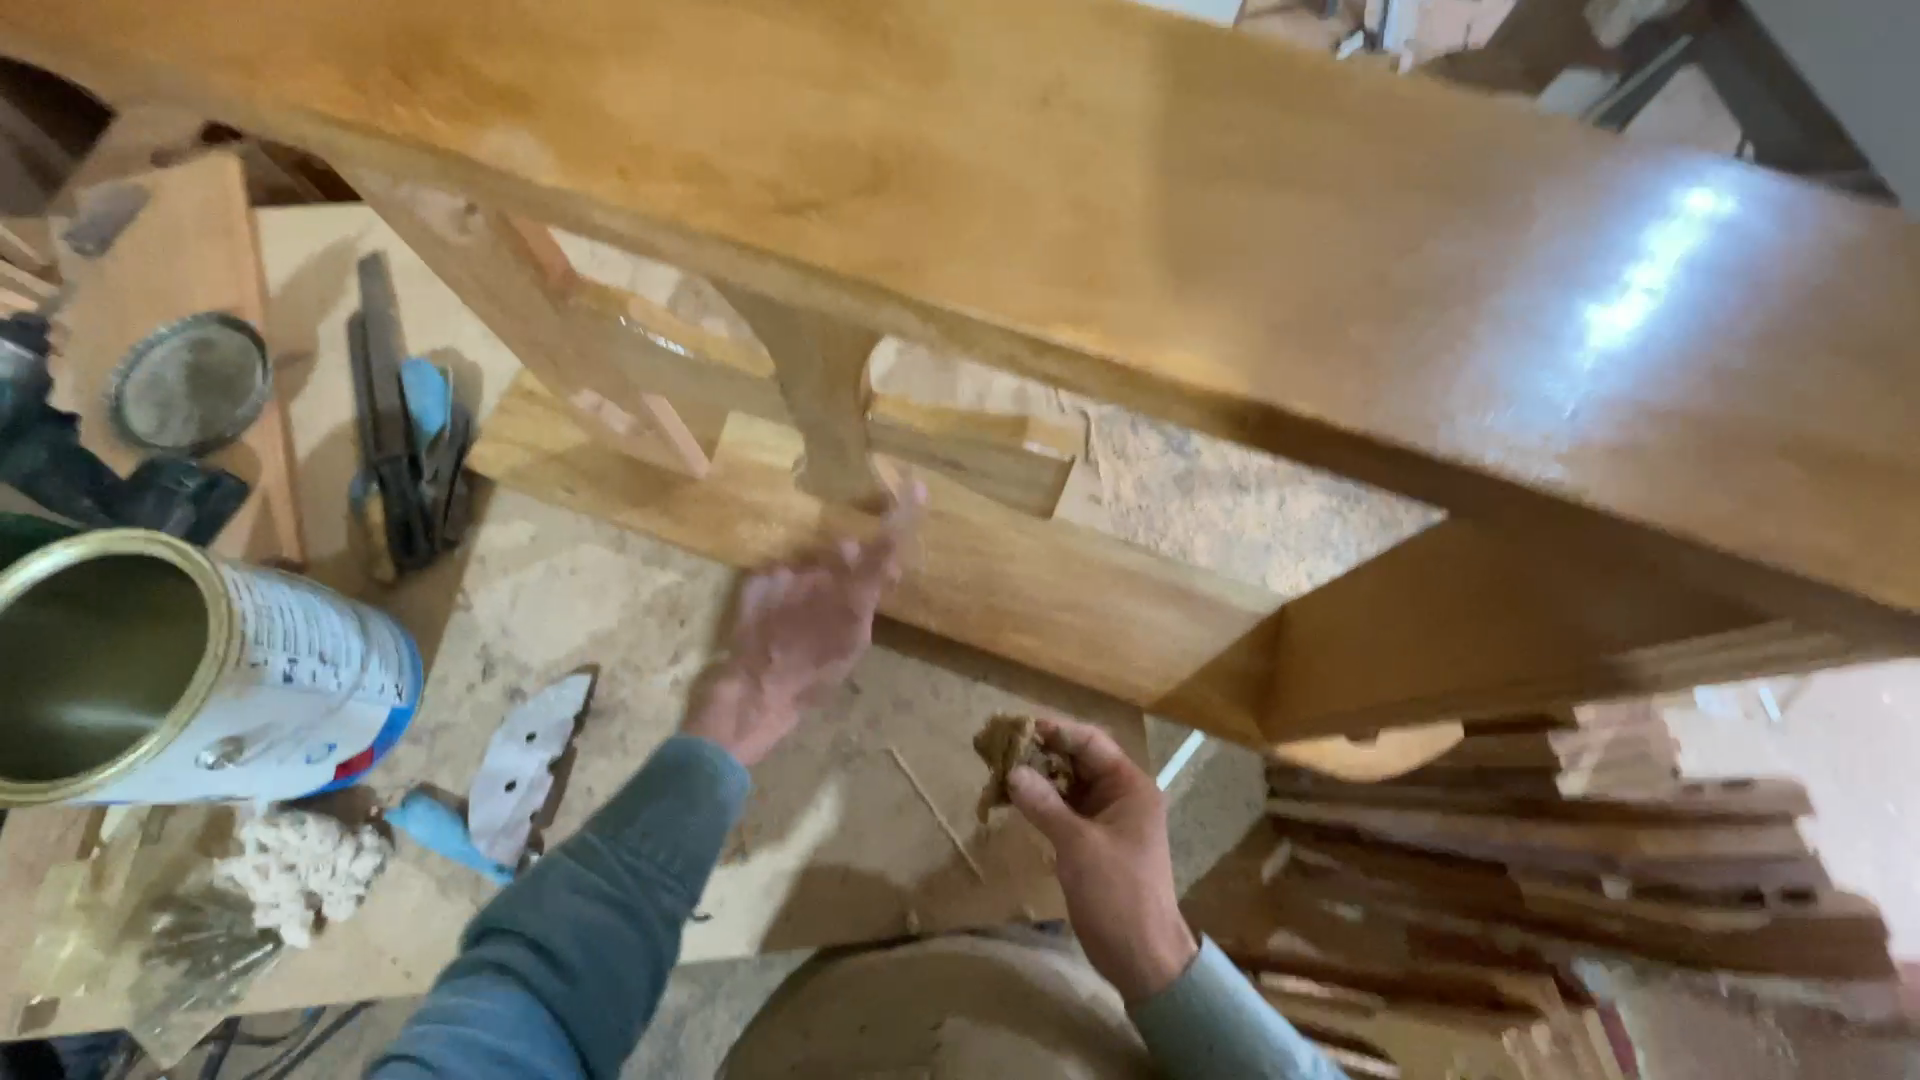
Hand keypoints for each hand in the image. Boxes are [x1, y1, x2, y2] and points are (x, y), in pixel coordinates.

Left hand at [682, 482, 923, 766]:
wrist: (757, 689)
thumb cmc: (815, 676)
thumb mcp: (855, 645)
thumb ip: (867, 601)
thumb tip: (882, 569)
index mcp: (852, 597)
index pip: (883, 548)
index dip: (901, 516)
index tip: (915, 487)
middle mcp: (822, 575)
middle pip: (842, 550)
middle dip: (845, 563)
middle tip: (838, 595)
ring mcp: (787, 574)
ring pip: (810, 564)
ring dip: (811, 580)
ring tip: (799, 616)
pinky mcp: (758, 578)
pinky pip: (780, 573)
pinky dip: (782, 589)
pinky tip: (776, 616)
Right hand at [1008, 717, 1197, 1002]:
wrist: (1142, 957)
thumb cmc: (1119, 893)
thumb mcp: (1079, 846)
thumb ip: (1045, 805)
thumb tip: (1012, 772)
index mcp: (1131, 787)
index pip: (1091, 743)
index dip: (1056, 732)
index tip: (1019, 728)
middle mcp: (1121, 796)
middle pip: (1078, 761)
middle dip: (1041, 753)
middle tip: (1001, 748)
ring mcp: (1107, 820)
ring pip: (1068, 785)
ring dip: (1038, 778)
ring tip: (1000, 770)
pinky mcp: (1093, 842)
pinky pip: (1064, 810)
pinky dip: (1041, 803)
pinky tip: (1013, 801)